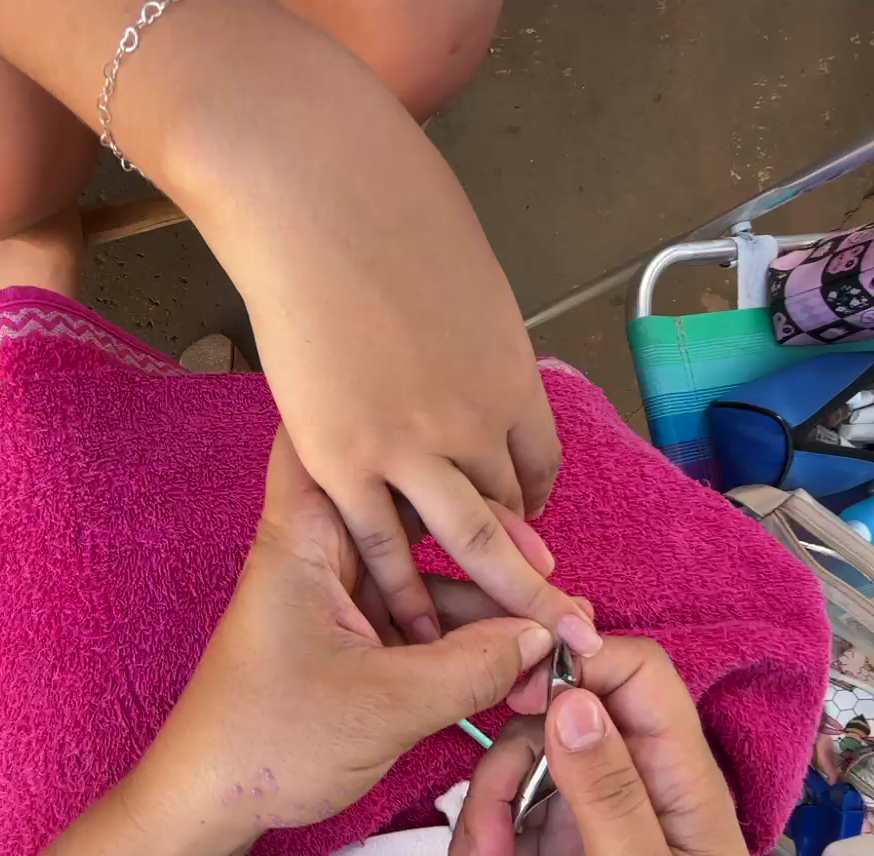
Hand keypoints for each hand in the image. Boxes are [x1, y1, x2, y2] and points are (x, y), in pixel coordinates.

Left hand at [124, 428, 559, 846]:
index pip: (320, 438)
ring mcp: (340, 592)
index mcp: (306, 538)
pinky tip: (512, 652)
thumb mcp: (385, 705)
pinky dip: (459, 632)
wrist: (213, 802)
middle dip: (477, 534)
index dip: (368, 409)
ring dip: (480, 598)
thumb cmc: (274, 739)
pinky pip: (415, 613)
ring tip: (553, 625)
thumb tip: (548, 636)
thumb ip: (474, 668)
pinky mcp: (353, 632)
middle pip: (405, 513)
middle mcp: (324, 550)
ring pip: (419, 568)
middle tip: (545, 560)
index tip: (431, 396)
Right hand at [252, 253, 601, 658]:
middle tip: (554, 615)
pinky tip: (414, 624)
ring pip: (464, 536)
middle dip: (532, 568)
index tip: (521, 519)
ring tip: (502, 636)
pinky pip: (385, 540)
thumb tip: (470, 366)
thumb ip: (475, 343)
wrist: (319, 200)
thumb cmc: (392, 215)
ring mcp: (411, 444)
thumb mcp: (466, 281)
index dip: (531, 499)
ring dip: (487, 590)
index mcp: (510, 375)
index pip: (536, 459)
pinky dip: (404, 588)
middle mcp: (474, 420)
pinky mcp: (345, 460)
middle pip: (509, 508)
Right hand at [446, 637, 867, 855]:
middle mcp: (635, 772)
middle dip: (499, 784)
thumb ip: (610, 798)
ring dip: (481, 832)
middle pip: (548, 724)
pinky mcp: (568, 829)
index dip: (574, 664)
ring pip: (517, 770)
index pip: (635, 672)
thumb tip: (571, 701)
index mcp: (675, 773)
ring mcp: (598, 799)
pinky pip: (510, 817)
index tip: (515, 702)